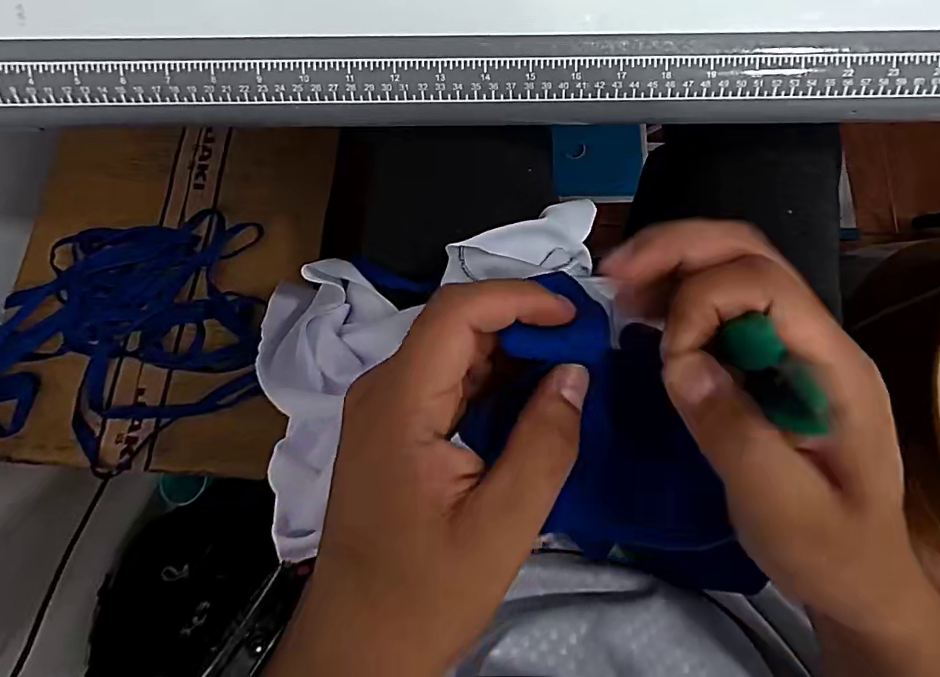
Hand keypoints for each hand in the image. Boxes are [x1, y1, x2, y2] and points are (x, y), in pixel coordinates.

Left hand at [265, 280, 589, 676]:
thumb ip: (544, 445)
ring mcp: (388, 402)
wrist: (356, 647)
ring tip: (570, 358)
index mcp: (399, 400)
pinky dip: (497, 373)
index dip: (517, 298)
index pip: (457, 311)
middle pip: (457, 322)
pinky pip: (451, 376)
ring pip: (457, 345)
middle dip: (523, 319)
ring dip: (514, 345)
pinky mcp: (398, 421)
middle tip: (583, 337)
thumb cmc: (422, 594)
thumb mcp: (501, 529)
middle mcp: (386, 385)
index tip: (573, 315)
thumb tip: (576, 372)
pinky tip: (534, 391)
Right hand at [604, 221, 939, 676]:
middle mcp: (814, 332)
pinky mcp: (765, 351)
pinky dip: (673, 291)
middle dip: (677, 249)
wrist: (859, 576)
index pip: (766, 283)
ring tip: (619, 284)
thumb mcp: (785, 510)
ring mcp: (790, 337)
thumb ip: (735, 434)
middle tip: (616, 270)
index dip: (703, 301)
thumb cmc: (832, 551)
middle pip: (747, 251)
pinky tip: (641, 310)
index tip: (669, 357)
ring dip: (670, 262)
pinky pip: (718, 297)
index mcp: (832, 361)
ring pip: (729, 262)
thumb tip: (679, 361)